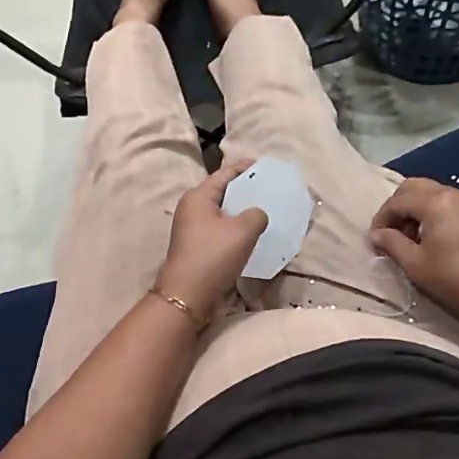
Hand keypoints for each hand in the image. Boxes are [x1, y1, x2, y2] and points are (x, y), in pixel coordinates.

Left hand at [155, 160, 268, 320]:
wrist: (189, 294)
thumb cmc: (213, 255)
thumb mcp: (243, 229)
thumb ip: (256, 214)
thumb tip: (256, 214)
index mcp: (198, 197)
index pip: (224, 174)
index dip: (244, 167)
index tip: (264, 164)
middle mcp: (192, 210)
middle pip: (222, 193)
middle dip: (245, 190)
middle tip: (269, 188)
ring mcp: (193, 230)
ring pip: (223, 214)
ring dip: (242, 212)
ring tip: (266, 210)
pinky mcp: (198, 248)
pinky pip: (221, 231)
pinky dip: (237, 230)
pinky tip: (253, 235)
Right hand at [369, 177, 458, 317]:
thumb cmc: (457, 277)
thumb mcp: (416, 264)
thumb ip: (391, 244)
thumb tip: (376, 234)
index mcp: (435, 203)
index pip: (397, 201)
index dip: (381, 219)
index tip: (376, 240)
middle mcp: (453, 194)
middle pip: (414, 188)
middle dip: (397, 208)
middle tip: (391, 233)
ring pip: (432, 194)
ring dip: (415, 210)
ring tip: (411, 239)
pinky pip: (448, 203)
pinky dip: (433, 213)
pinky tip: (433, 238)